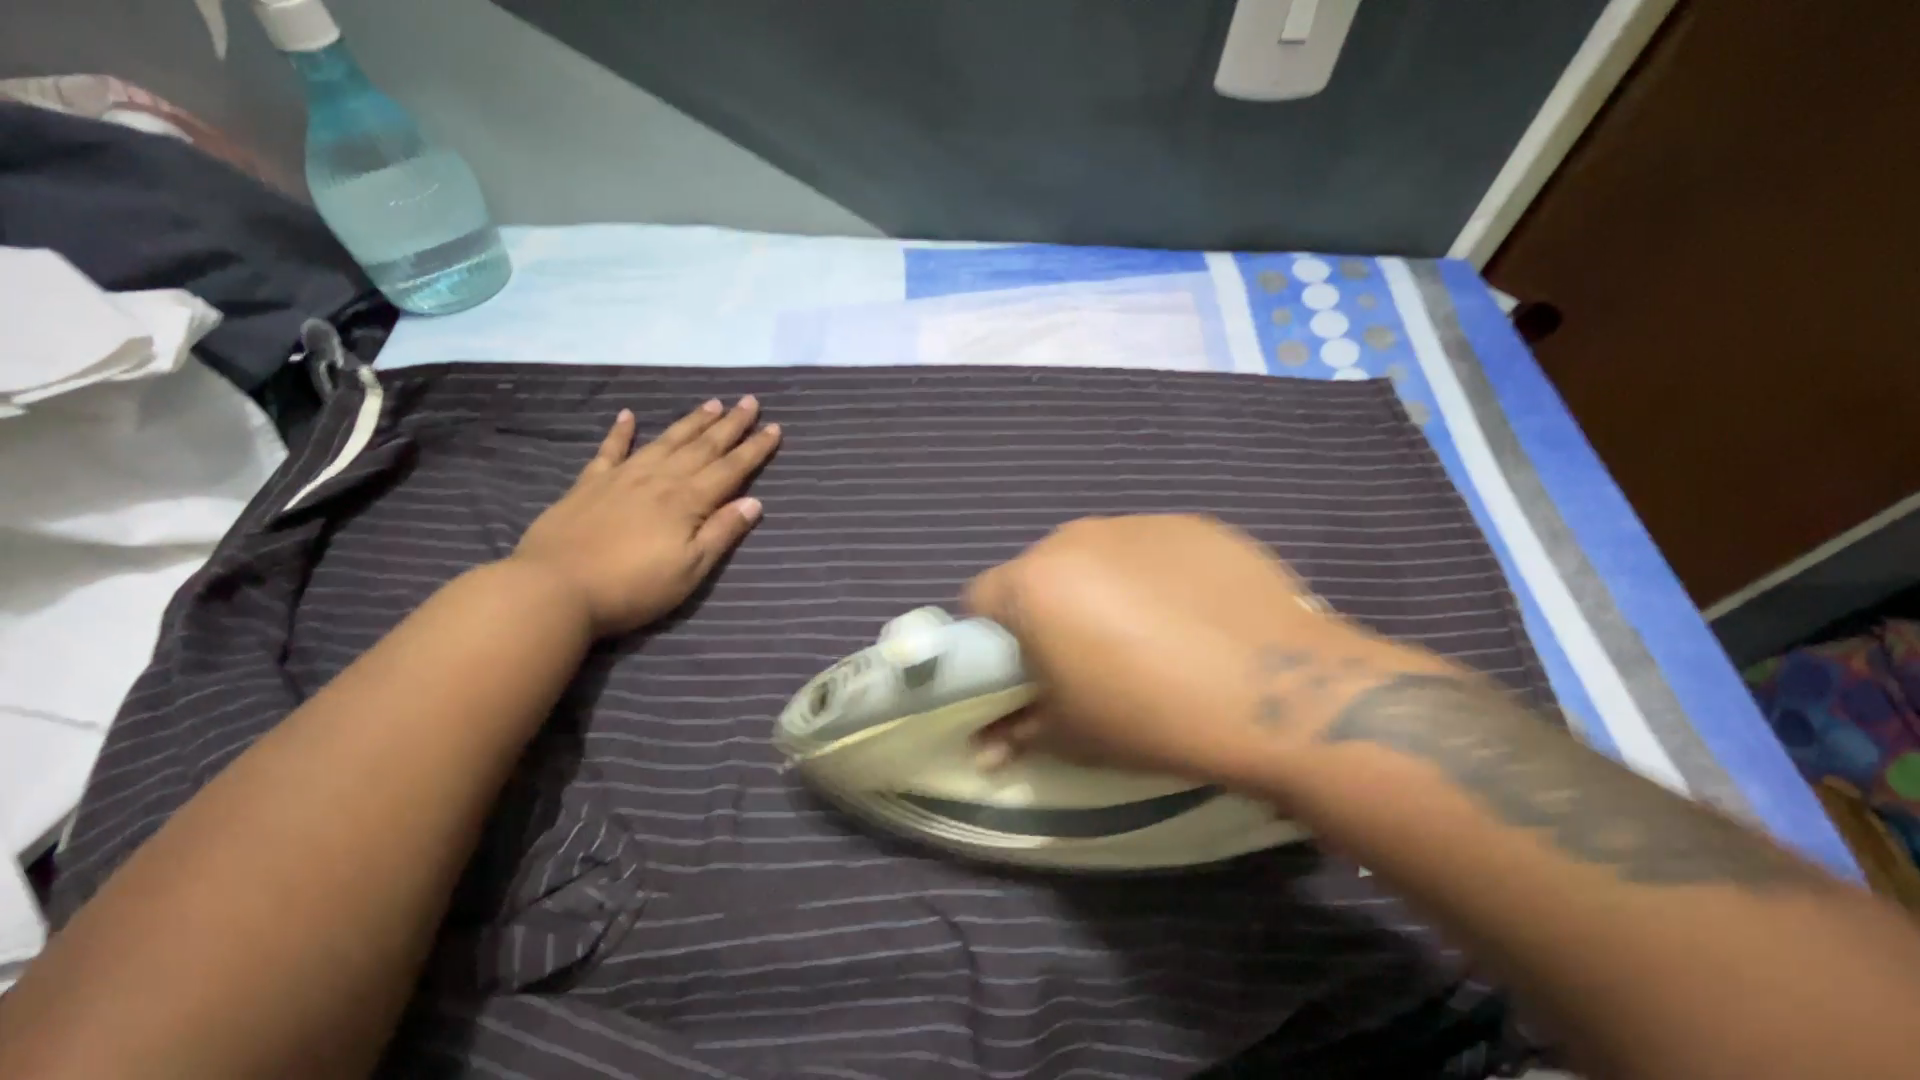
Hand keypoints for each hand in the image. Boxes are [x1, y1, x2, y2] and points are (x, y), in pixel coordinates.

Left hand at [510, 396, 780, 635]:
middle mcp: (659, 479)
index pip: (730, 469)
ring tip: (711, 403)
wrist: (555, 588)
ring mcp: (622, 477)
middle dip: (729, 425)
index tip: (775, 427)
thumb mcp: (689, 570)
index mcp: (687, 501)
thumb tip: (753, 502)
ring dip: (691, 422)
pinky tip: (628, 415)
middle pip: (702, 447)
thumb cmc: (632, 587)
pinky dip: (621, 431)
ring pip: (665, 441)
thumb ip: (721, 533)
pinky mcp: (589, 484)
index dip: (754, 449)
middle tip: (749, 401)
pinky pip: (610, 449)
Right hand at [964, 515, 1448, 787]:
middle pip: (1040, 573)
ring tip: (1150, 641)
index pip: (980, 600)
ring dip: (1103, 591)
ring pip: (1097, 559)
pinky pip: (1152, 551)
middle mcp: (1077, 537)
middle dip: (1050, 612)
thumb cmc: (1153, 717)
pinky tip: (1194, 621)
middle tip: (1086, 662)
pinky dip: (1156, 579)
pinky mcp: (1195, 525)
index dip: (992, 642)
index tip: (1024, 675)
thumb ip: (1017, 733)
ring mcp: (1140, 523)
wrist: (1277, 694)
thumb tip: (984, 750)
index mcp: (1034, 582)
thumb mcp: (1074, 736)